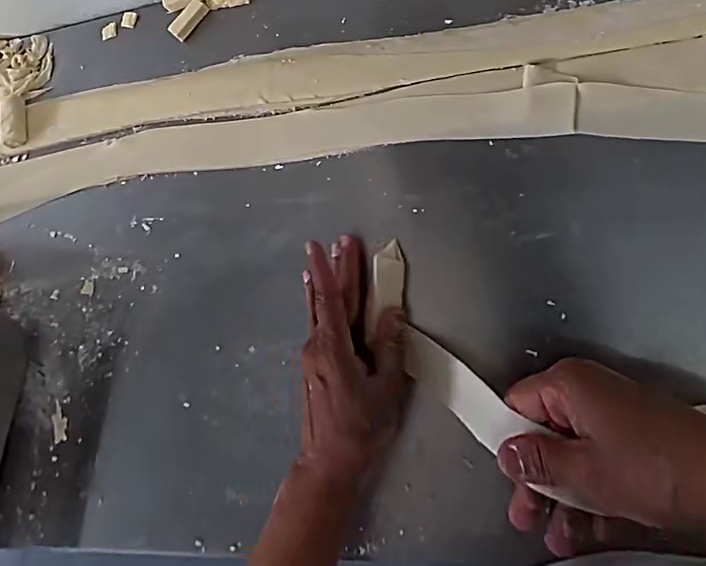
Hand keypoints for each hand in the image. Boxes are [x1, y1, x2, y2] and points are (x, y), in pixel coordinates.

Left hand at [297, 235, 407, 489]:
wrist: (328, 466)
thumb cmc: (360, 429)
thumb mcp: (386, 389)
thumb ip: (389, 348)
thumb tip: (393, 313)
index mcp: (334, 348)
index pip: (331, 299)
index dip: (328, 270)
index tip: (320, 246)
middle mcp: (317, 345)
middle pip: (329, 299)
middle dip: (335, 268)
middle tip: (341, 240)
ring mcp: (312, 355)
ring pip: (321, 310)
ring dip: (325, 283)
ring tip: (325, 258)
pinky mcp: (313, 365)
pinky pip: (318, 324)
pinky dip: (320, 304)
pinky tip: (317, 297)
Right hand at [496, 358, 705, 557]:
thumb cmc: (664, 464)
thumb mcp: (585, 473)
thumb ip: (540, 463)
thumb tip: (510, 454)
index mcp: (570, 383)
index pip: (518, 403)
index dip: (509, 442)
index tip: (507, 476)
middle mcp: (588, 393)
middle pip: (543, 432)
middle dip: (535, 478)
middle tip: (527, 513)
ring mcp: (612, 419)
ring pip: (570, 456)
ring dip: (560, 497)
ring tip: (556, 533)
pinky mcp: (633, 444)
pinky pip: (597, 466)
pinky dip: (587, 497)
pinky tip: (582, 532)